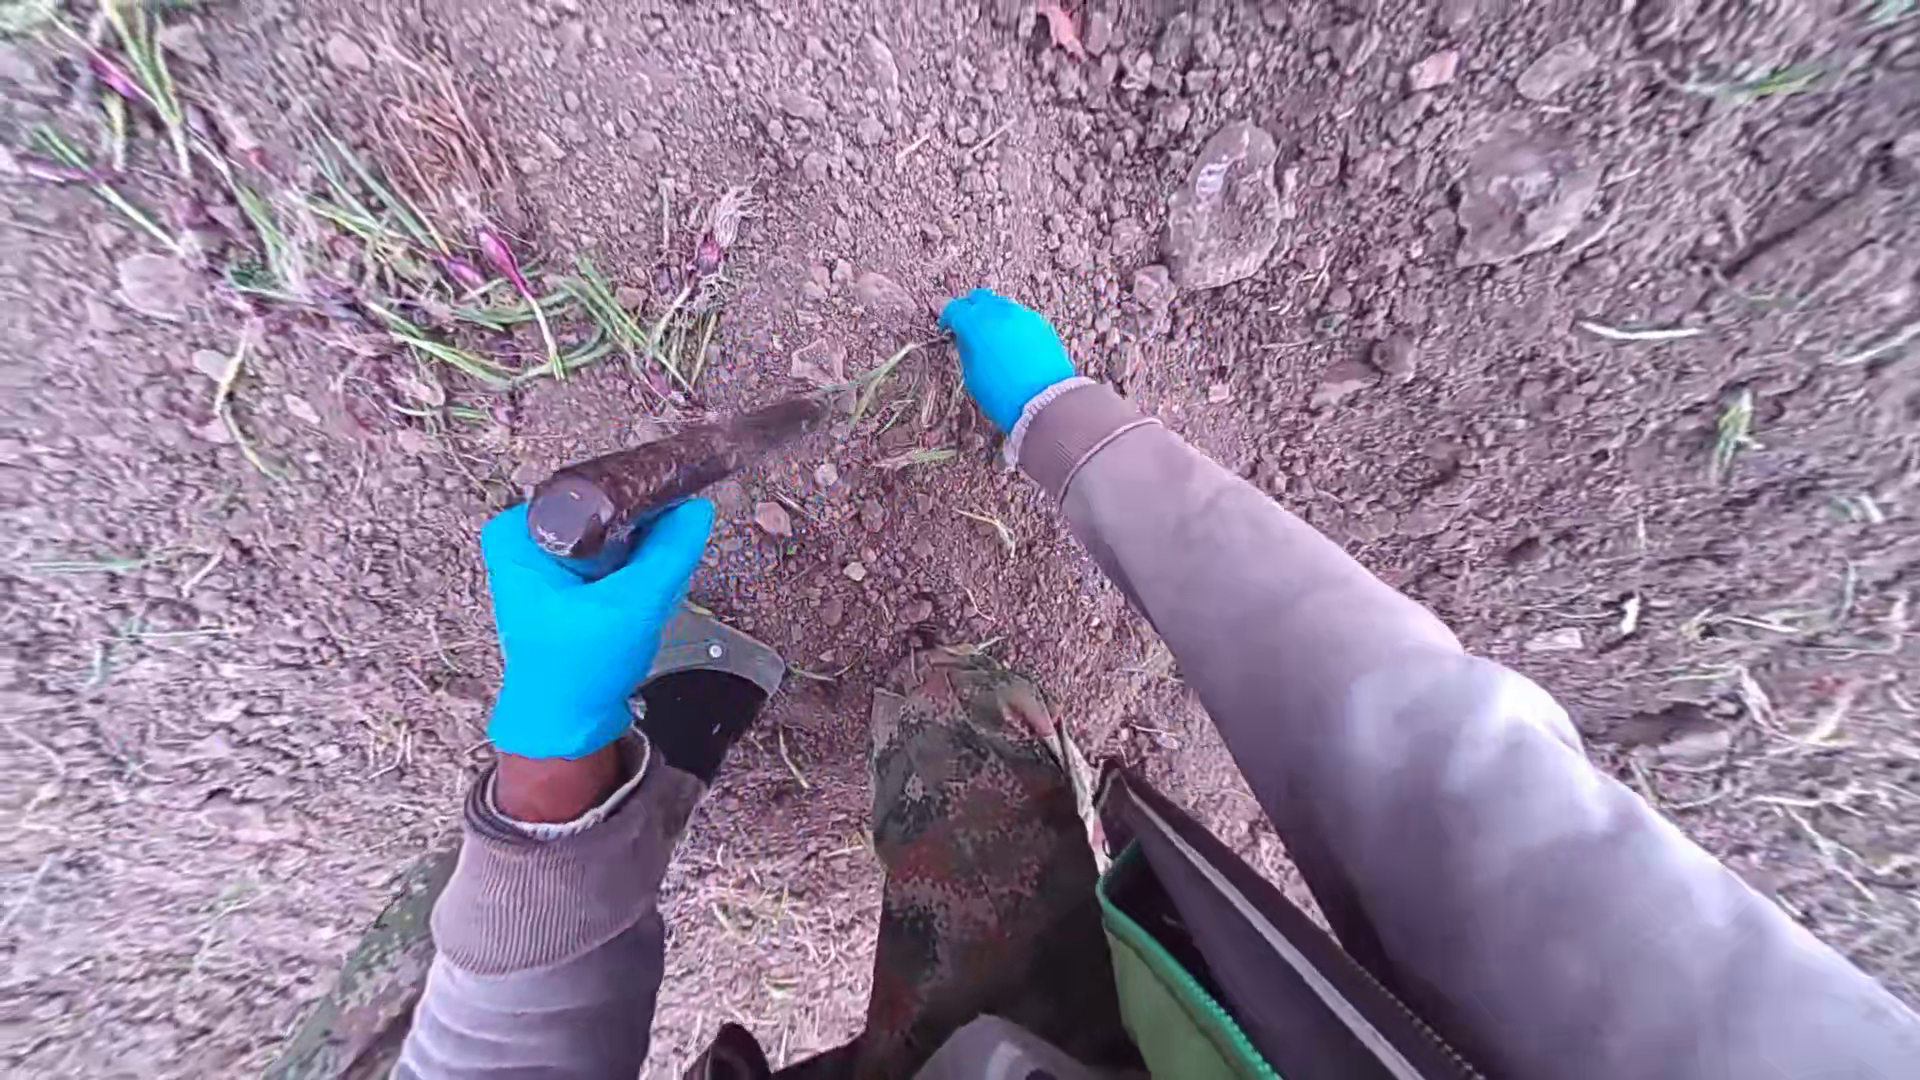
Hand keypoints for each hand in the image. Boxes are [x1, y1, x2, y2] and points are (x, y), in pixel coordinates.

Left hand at [481, 499, 714, 759]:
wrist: (568, 721)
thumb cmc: (579, 669)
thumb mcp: (632, 605)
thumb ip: (670, 552)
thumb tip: (696, 508)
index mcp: (518, 534)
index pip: (594, 493)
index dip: (641, 504)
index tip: (675, 518)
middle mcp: (528, 539)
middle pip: (610, 513)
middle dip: (645, 542)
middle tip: (654, 576)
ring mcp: (551, 559)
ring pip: (621, 537)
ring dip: (647, 560)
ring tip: (646, 596)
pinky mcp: (573, 578)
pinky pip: (621, 558)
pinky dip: (641, 574)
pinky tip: (643, 599)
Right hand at [939, 288, 1076, 432]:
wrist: (1044, 401)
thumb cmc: (1003, 395)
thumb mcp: (972, 376)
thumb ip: (967, 350)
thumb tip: (966, 339)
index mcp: (975, 324)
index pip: (954, 308)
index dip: (946, 314)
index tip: (944, 322)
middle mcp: (999, 313)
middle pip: (979, 299)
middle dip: (970, 308)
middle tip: (965, 324)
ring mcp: (1023, 316)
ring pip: (1001, 306)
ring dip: (992, 317)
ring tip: (990, 336)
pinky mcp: (1041, 325)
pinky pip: (1020, 318)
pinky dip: (1011, 326)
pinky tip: (1011, 343)